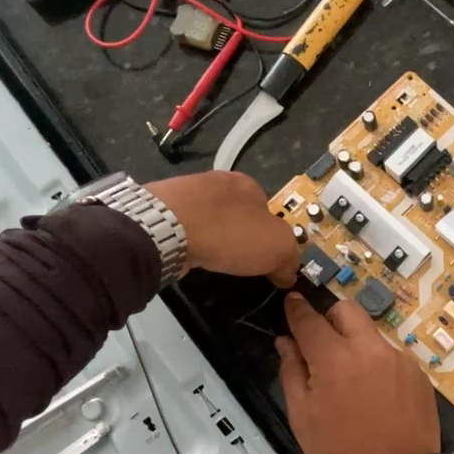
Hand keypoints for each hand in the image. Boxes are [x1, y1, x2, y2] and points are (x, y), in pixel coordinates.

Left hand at [146, 171, 296, 285]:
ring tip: (214, 260)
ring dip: (215, 237)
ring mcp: (188, 191)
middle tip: (240, 262)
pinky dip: (192, 240)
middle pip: (239, 214)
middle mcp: (219, 181)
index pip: (269, 212)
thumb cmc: (231, 233)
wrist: (168, 227)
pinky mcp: (164, 206)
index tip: (267, 259)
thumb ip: (290, 257)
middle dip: (241, 236)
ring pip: (211, 219)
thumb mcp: (279, 247)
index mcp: (250, 184)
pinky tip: (192, 253)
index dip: (271, 238)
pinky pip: (186, 226)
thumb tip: (287, 273)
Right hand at [276, 293, 439, 453]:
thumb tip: (287, 343)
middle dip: (331, 319)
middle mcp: (371, 349)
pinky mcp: (419, 374)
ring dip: (357, 345)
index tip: (291, 303)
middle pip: (347, 311)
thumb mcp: (302, 416)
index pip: (309, 319)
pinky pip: (393, 357)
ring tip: (353, 380)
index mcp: (335, 358)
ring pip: (372, 335)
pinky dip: (380, 365)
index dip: (296, 309)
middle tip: (323, 343)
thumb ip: (292, 372)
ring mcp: (400, 360)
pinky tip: (377, 394)